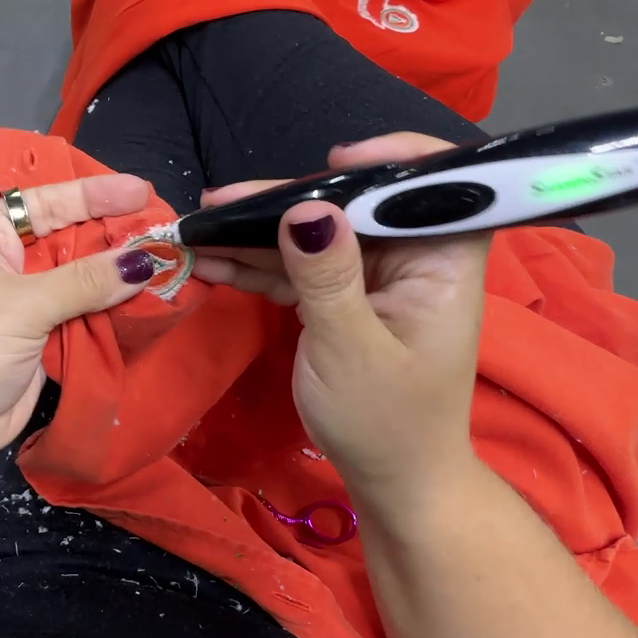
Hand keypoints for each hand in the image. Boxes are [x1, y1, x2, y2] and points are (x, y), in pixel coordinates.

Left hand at [0, 174, 159, 489]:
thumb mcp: (18, 306)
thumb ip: (83, 281)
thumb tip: (144, 260)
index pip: (44, 203)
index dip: (93, 194)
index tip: (142, 191)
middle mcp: (5, 265)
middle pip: (70, 240)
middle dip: (115, 237)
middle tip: (168, 231)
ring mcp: (24, 305)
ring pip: (81, 281)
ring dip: (120, 277)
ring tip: (170, 264)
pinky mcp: (40, 342)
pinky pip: (83, 318)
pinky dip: (113, 312)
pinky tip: (150, 302)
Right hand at [191, 134, 490, 500]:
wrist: (389, 478)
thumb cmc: (385, 420)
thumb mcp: (350, 350)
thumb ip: (326, 278)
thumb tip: (305, 211)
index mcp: (440, 263)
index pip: (433, 188)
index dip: (390, 160)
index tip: (332, 160)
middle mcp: (408, 259)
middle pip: (350, 208)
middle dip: (284, 201)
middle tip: (219, 200)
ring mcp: (369, 279)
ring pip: (312, 237)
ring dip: (254, 234)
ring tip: (197, 227)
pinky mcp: (338, 298)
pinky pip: (294, 270)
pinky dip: (253, 266)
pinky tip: (209, 259)